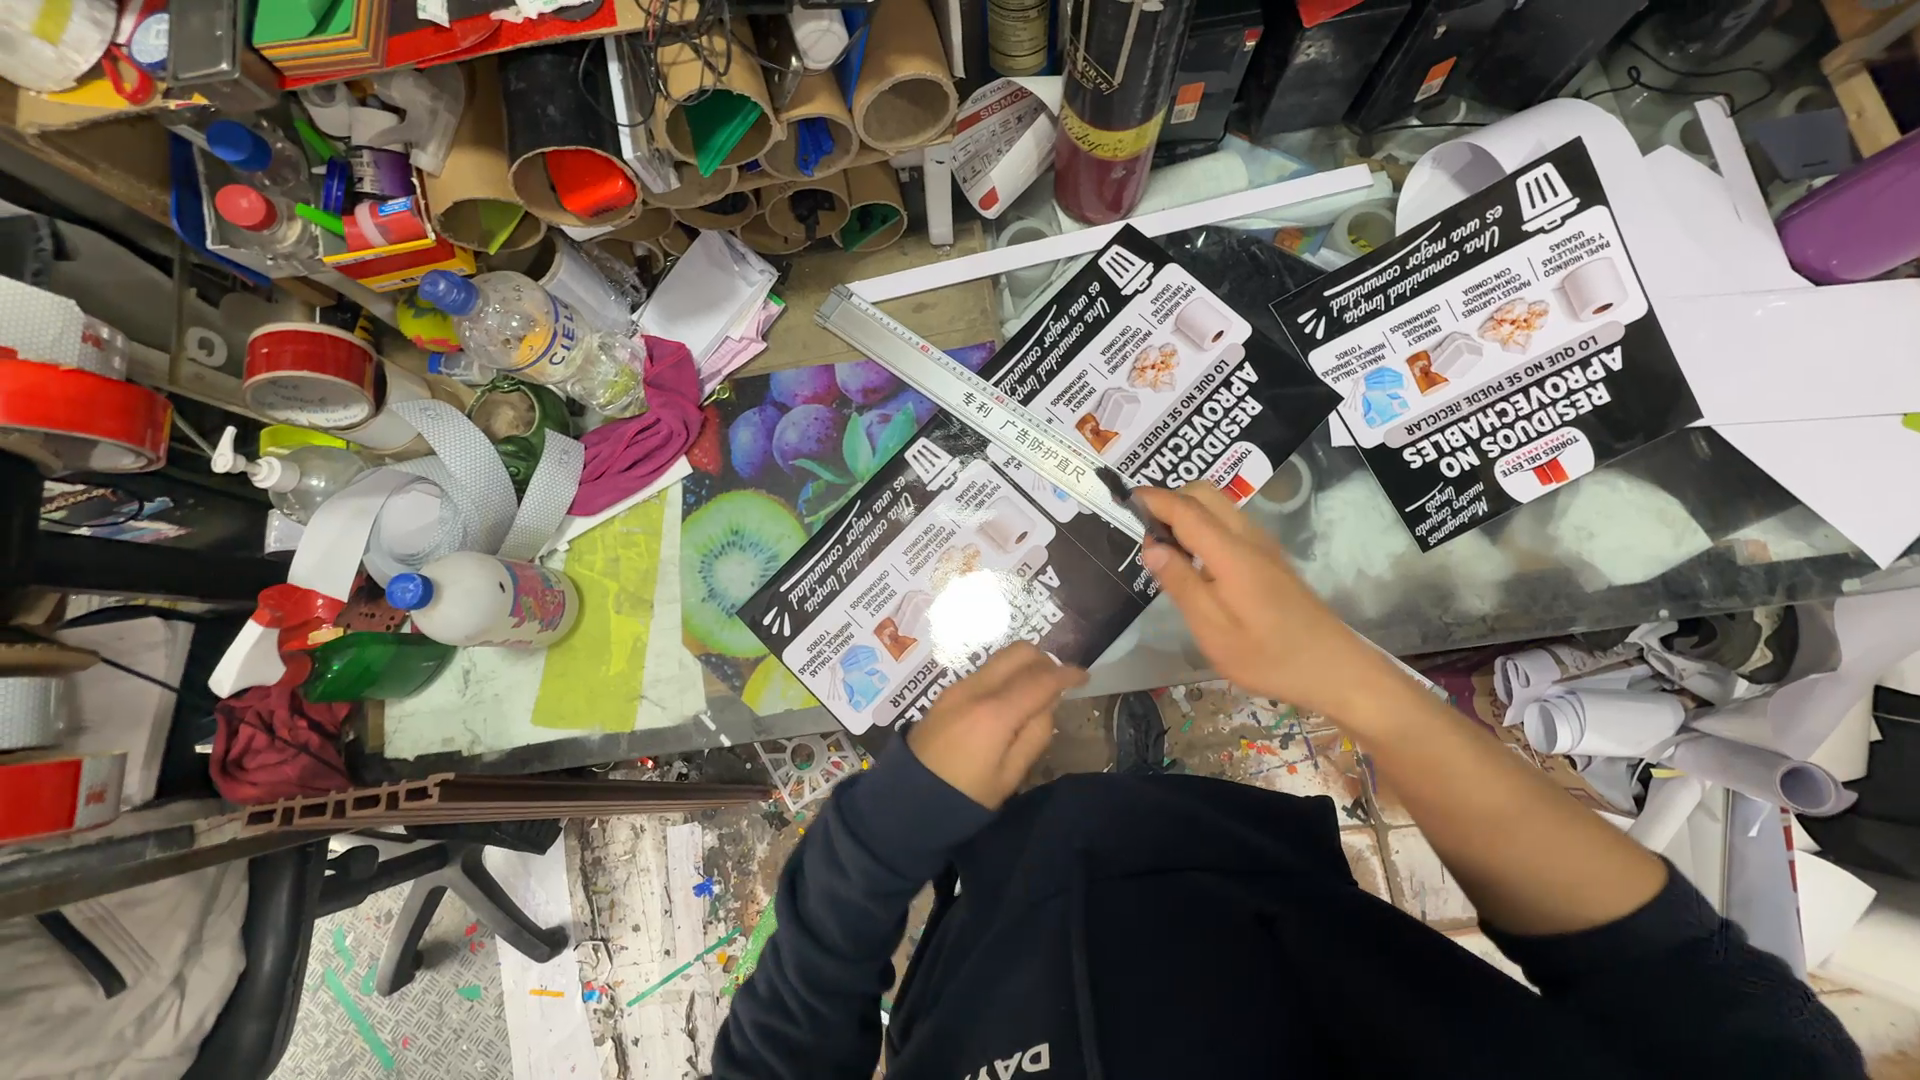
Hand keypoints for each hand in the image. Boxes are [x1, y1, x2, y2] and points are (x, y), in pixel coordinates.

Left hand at [907, 642, 1086, 809]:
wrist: (907, 799)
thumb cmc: (964, 797)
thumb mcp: (1010, 775)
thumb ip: (1035, 734)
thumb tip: (1048, 703)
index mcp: (995, 713)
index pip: (1041, 679)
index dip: (1067, 674)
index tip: (1084, 677)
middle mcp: (975, 689)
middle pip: (1019, 652)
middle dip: (1045, 660)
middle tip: (1059, 683)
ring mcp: (957, 687)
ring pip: (1000, 658)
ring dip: (1024, 666)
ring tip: (1036, 693)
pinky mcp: (946, 692)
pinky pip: (985, 671)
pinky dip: (1005, 675)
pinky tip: (1010, 700)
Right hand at [1135, 483, 1391, 715]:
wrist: (1334, 669)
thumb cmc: (1269, 657)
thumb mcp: (1213, 630)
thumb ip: (1181, 584)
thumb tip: (1152, 547)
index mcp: (1231, 554)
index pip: (1186, 509)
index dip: (1153, 499)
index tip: (1124, 497)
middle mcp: (1249, 539)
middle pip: (1206, 494)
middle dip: (1171, 498)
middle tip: (1142, 526)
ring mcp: (1264, 547)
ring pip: (1220, 507)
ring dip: (1188, 511)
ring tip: (1161, 542)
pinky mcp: (1270, 560)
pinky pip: (1230, 525)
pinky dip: (1204, 525)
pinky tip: (1192, 558)